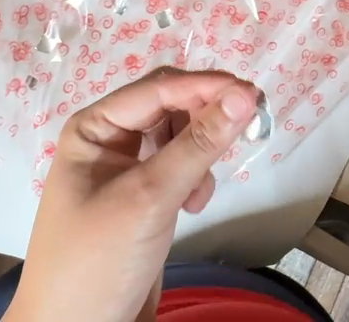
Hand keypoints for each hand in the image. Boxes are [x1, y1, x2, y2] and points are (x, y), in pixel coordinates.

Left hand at [5, 70, 259, 321]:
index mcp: (95, 127)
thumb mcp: (150, 198)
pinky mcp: (144, 197)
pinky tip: (195, 204)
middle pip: (171, 105)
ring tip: (203, 186)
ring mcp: (126, 169)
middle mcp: (109, 139)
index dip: (206, 87)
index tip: (253, 95)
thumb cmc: (98, 262)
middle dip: (205, 117)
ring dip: (201, 151)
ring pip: (180, 134)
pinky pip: (180, 165)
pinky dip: (195, 177)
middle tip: (245, 126)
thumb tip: (245, 95)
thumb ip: (198, 144)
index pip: (159, 89)